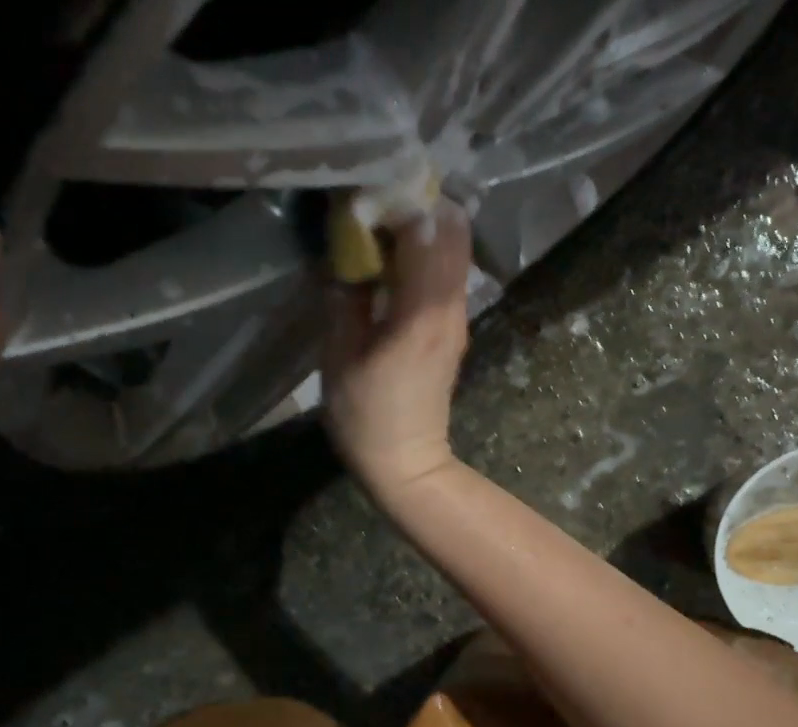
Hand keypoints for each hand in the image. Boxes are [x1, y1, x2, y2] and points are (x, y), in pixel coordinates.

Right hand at [320, 202, 472, 497]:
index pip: (425, 231)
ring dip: (426, 226)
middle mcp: (450, 307)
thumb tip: (345, 252)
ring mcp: (458, 316)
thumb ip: (344, 297)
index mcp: (420, 313)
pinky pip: (450, 272)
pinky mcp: (455, 327)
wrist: (407, 463)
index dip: (398, 202)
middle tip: (378, 201)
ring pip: (456, 249)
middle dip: (419, 204)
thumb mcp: (339, 357)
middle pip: (453, 231)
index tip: (366, 193)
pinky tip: (396, 258)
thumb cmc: (365, 416)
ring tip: (384, 224)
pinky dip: (429, 251)